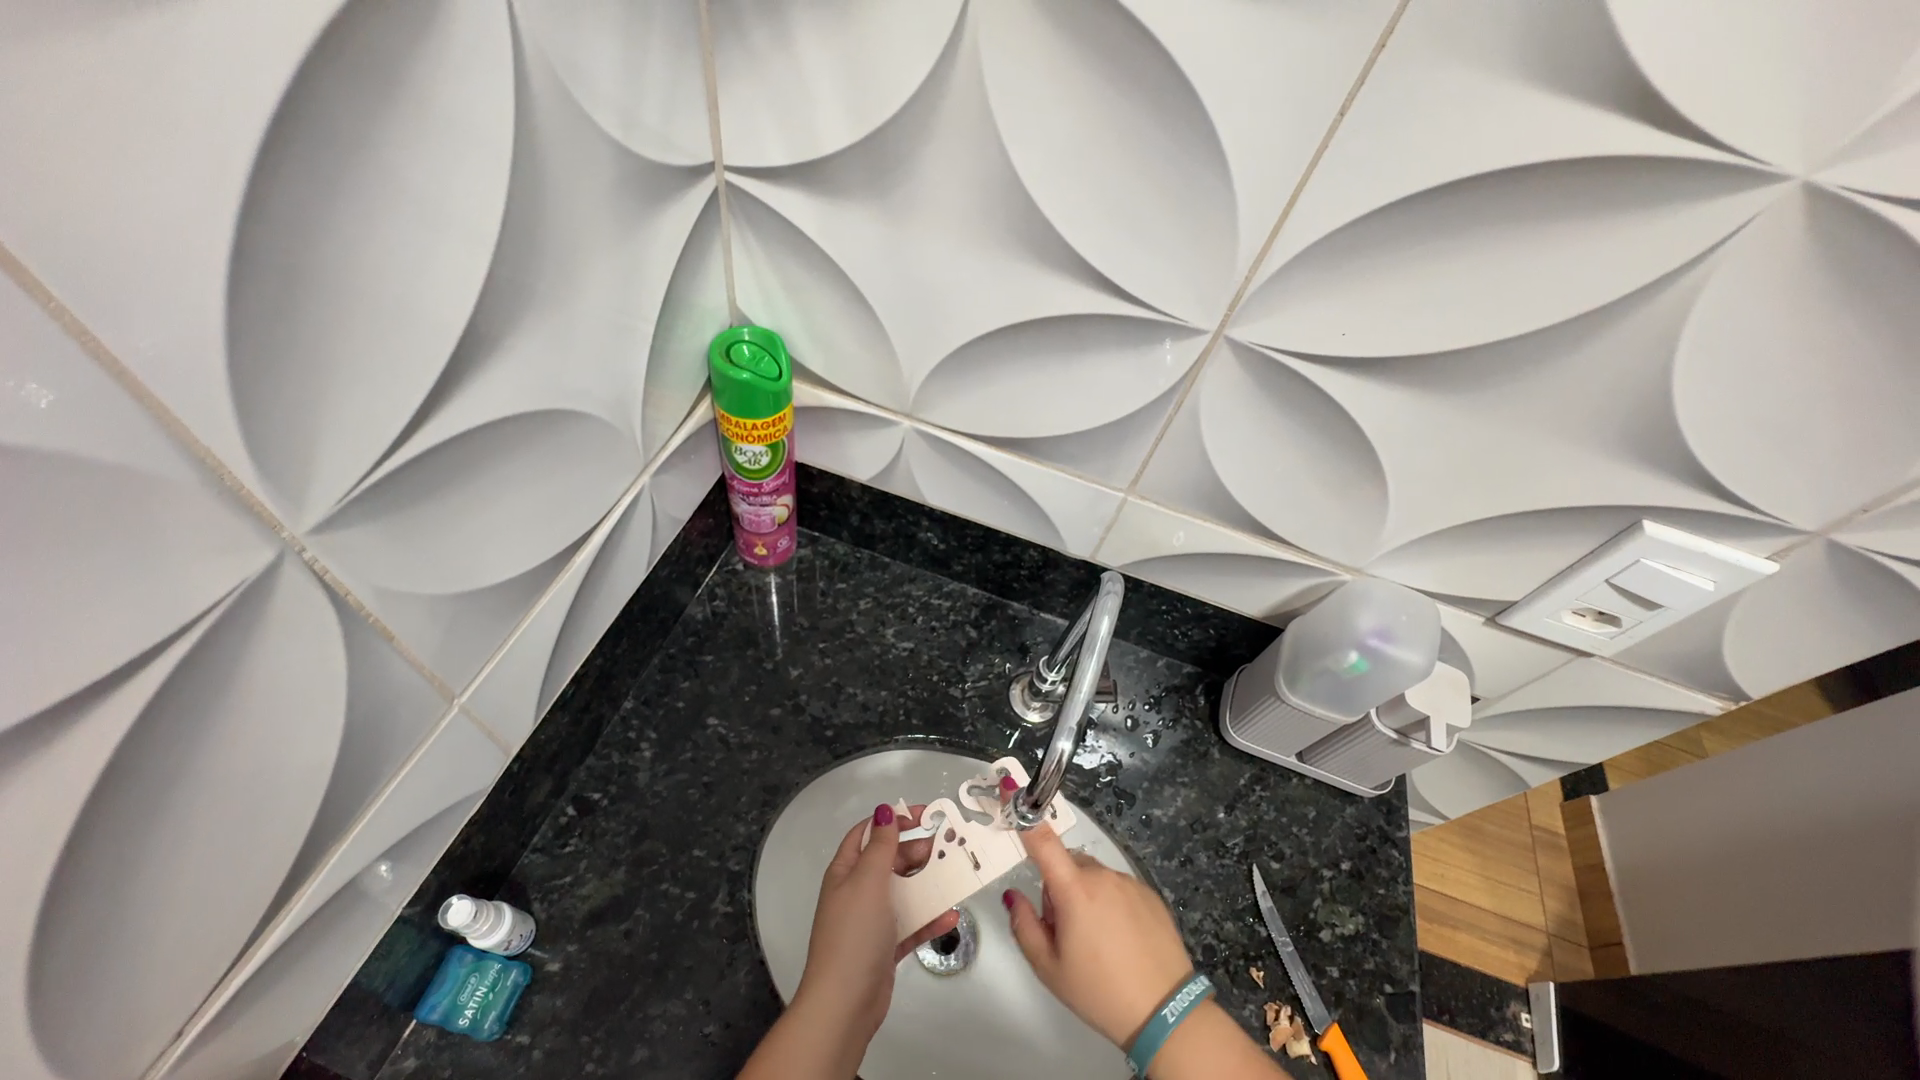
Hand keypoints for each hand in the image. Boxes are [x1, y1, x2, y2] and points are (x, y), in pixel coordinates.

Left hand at [791, 803, 960, 1041]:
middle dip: (917, 852)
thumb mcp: (867, 881)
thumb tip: (884, 811)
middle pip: (890, 861)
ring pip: (905, 892)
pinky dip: (930, 919)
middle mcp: (857, 892)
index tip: (926, 815)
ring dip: (928, 884)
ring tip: (955, 877)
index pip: (869, 833)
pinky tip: (950, 915)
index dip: (894, 820)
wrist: (845, 1002)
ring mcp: (872, 921)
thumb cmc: (854, 933)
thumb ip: (881, 846)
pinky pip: (911, 924)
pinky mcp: (886, 947)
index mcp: (846, 871)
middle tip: (945, 848)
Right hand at [1001, 817, 1195, 1048]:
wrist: (1166, 1012)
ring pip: (1093, 878)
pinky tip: (1120, 941)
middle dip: (1059, 889)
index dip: (1024, 815)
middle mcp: (1103, 877)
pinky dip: (1111, 904)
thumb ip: (1024, 926)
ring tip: (1097, 943)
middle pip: (1068, 866)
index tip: (1011, 789)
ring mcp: (1130, 883)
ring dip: (1086, 897)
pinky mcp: (1151, 895)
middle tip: (1065, 933)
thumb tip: (1014, 897)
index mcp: (1074, 890)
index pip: (1043, 842)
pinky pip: (1118, 888)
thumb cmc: (1099, 992)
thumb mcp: (1049, 968)